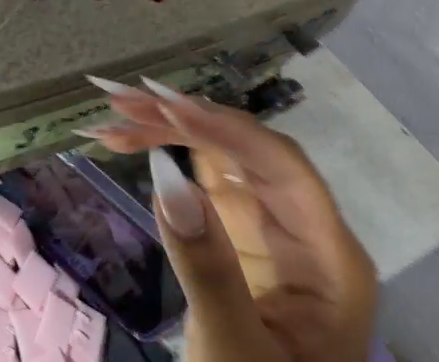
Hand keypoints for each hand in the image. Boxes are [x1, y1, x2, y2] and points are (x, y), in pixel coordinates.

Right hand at [81, 80, 377, 361]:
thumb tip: (166, 177)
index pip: (281, 169)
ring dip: (165, 130)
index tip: (162, 105)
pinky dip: (163, 156)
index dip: (224, 129)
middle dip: (182, 120)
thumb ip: (207, 268)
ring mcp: (270, 230)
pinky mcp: (237, 234)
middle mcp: (305, 232)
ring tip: (108, 116)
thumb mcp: (235, 350)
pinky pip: (201, 180)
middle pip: (246, 153)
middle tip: (117, 102)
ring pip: (220, 158)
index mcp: (331, 260)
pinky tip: (126, 142)